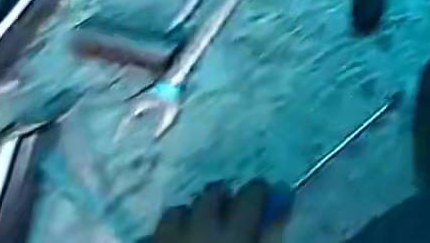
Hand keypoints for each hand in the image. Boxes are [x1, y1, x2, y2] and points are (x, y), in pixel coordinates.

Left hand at [149, 181, 278, 242]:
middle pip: (210, 194)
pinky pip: (147, 238)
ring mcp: (167, 240)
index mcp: (233, 230)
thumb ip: (272, 232)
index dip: (258, 194)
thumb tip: (282, 198)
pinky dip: (157, 239)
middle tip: (225, 214)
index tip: (262, 201)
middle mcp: (199, 227)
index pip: (252, 191)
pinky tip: (167, 242)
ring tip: (192, 230)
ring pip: (175, 213)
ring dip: (185, 218)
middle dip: (219, 200)